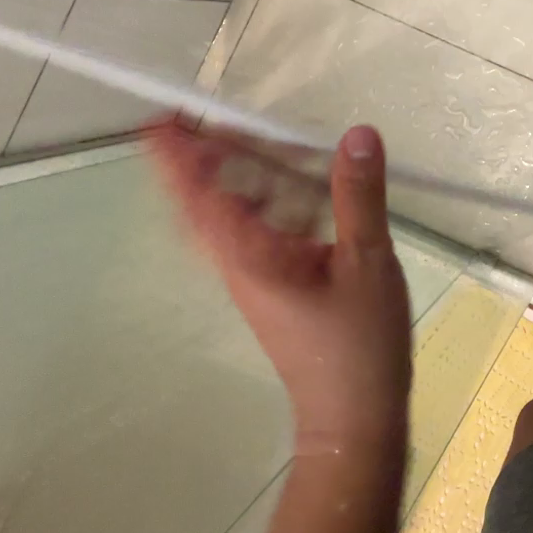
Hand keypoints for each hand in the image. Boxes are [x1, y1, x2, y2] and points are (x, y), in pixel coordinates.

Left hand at [147, 120, 411, 455]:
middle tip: (236, 119)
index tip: (166, 118)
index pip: (201, 197)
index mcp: (251, 256)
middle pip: (214, 200)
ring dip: (256, 177)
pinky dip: (284, 202)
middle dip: (220, 156)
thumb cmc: (356, 342)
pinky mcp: (282, 283)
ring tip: (282, 145)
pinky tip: (318, 192)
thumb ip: (359, 197)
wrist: (354, 414)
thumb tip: (358, 134)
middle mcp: (243, 262)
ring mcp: (261, 275)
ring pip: (243, 214)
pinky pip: (268, 230)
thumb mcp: (366, 261)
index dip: (178, 157)